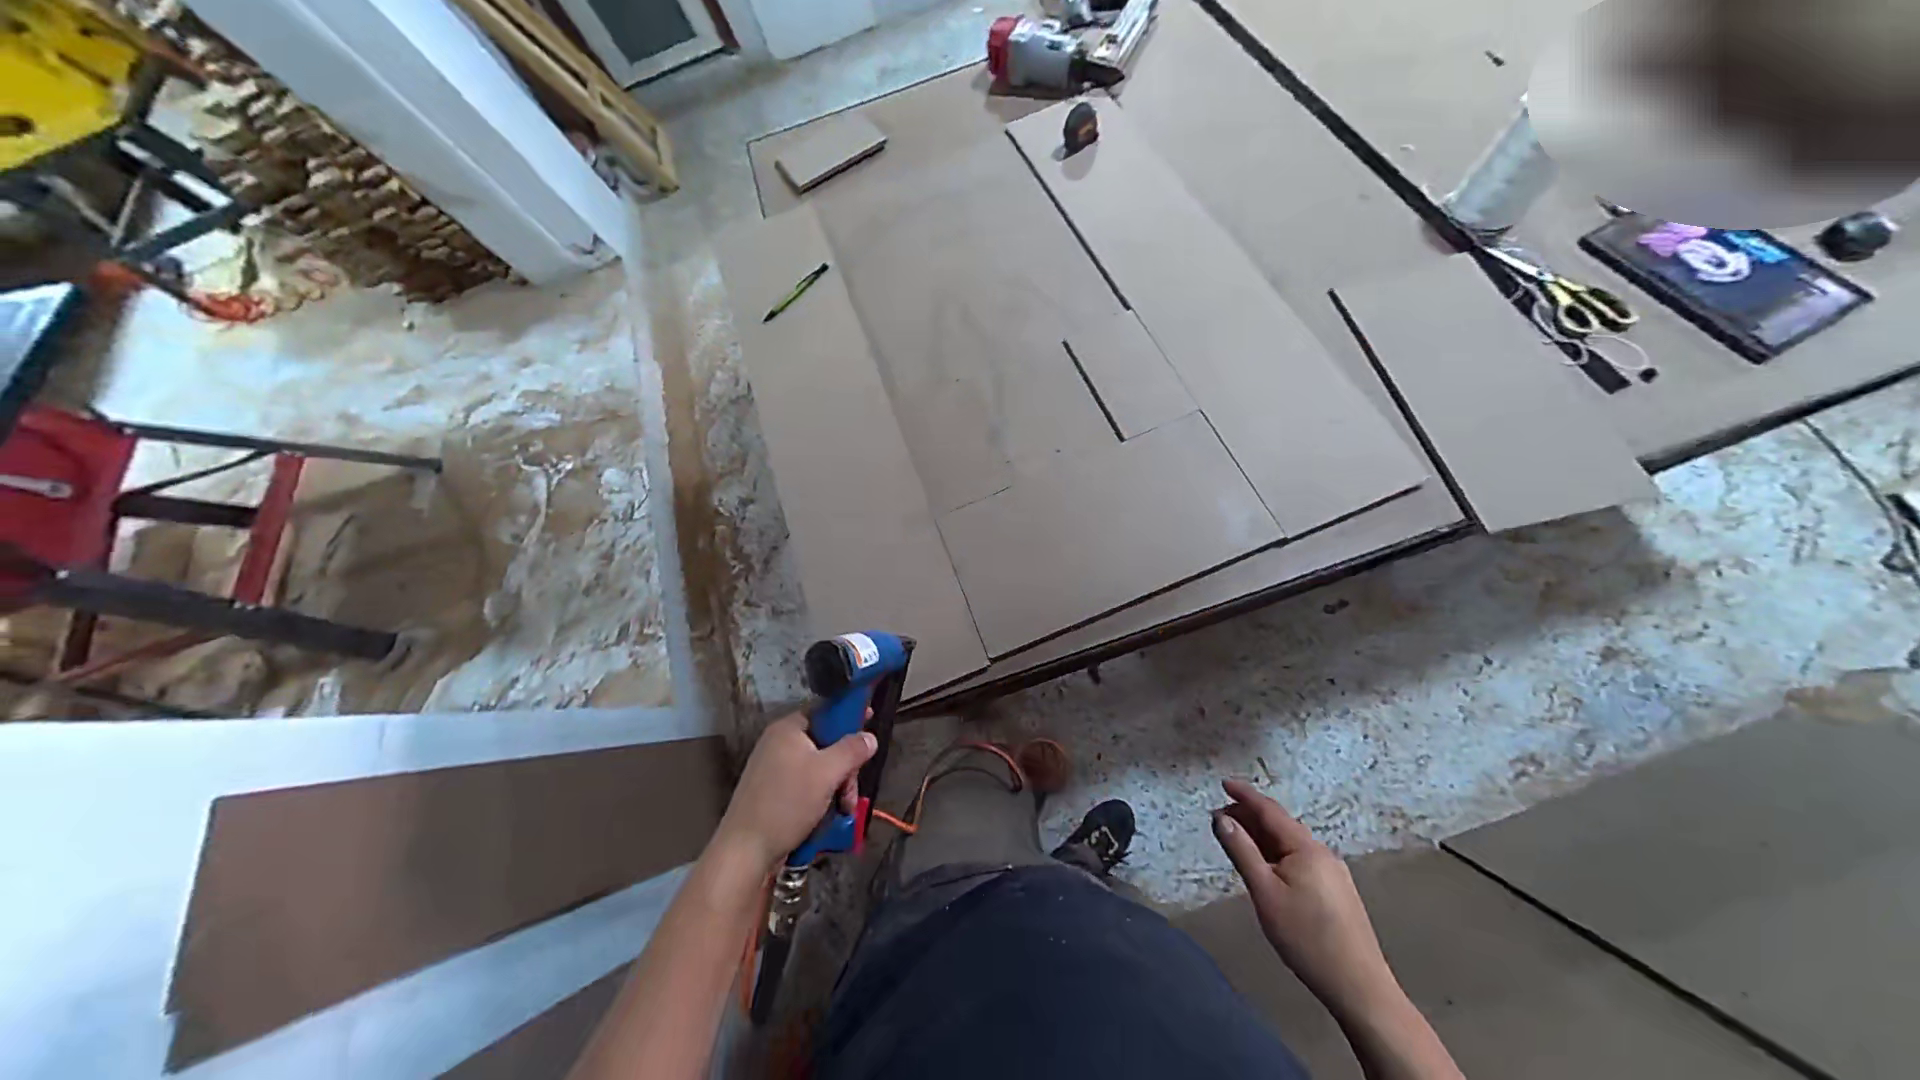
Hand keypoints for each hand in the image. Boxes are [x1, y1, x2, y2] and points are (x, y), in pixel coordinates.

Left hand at [714, 713, 876, 870]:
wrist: (746, 851)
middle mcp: (780, 744)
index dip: (848, 716)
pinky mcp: (775, 792)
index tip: (870, 722)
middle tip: (850, 790)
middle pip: (826, 743)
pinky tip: (828, 816)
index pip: (824, 711)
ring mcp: (776, 769)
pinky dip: (822, 797)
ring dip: (837, 786)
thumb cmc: (786, 803)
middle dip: (845, 767)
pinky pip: (807, 785)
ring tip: (842, 810)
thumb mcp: (827, 773)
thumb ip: (852, 750)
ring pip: (820, 768)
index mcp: (788, 729)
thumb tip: (870, 736)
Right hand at [1212, 779, 1398, 1020]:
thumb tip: (1220, 818)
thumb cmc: (1305, 937)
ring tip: (1236, 839)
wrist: (1358, 986)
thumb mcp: (1264, 892)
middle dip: (1249, 816)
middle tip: (1219, 818)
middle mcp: (1322, 853)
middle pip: (1281, 824)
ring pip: (1290, 843)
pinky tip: (1266, 865)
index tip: (1223, 783)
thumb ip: (1241, 851)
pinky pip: (1300, 858)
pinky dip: (1276, 852)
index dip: (1245, 795)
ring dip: (1262, 835)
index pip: (1270, 810)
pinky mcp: (1336, 891)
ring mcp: (1333, 873)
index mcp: (1306, 848)